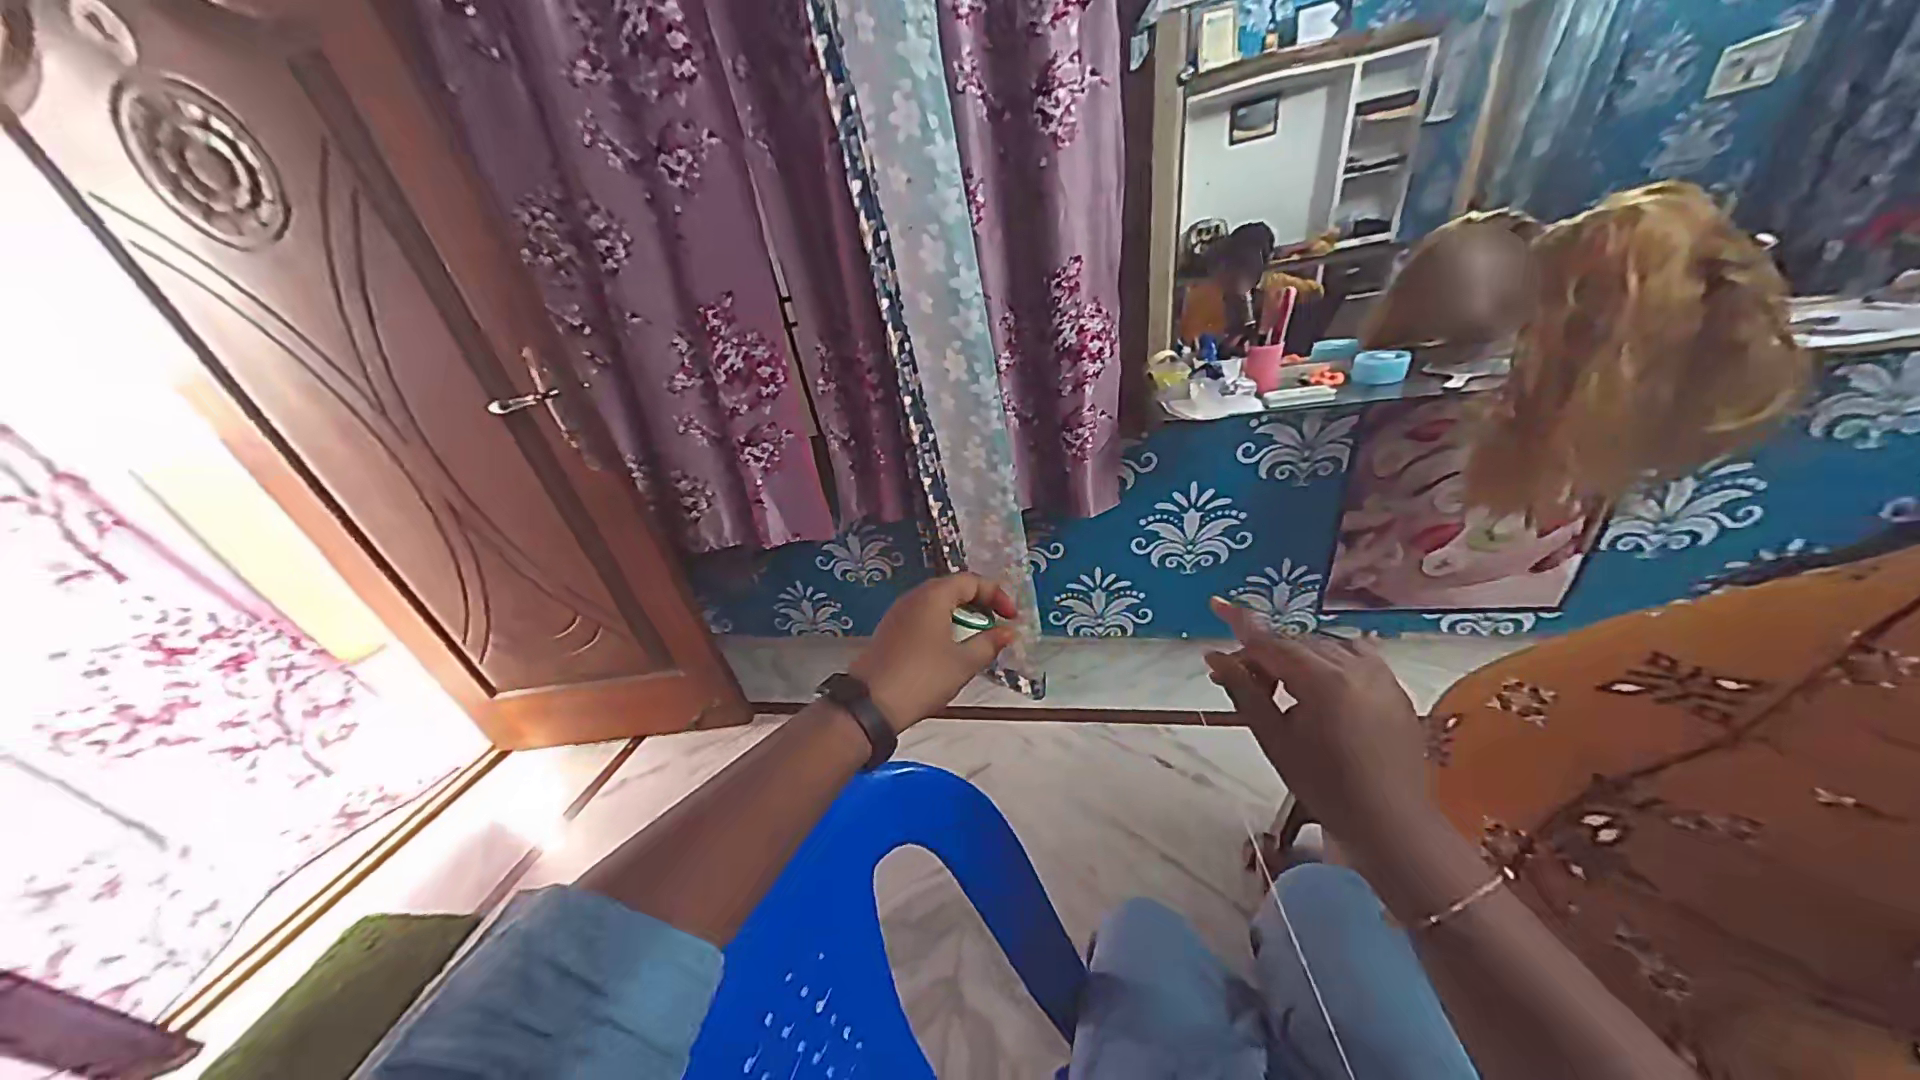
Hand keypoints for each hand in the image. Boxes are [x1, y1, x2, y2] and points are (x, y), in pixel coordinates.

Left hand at [850, 573, 1018, 732]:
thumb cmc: (922, 678)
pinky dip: (943, 626)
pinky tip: (951, 649)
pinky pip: (923, 618)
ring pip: (937, 604)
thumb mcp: (963, 663)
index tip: (1012, 617)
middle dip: (979, 604)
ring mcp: (898, 614)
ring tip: (978, 639)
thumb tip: (1008, 632)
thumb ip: (989, 643)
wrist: (870, 705)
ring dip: (961, 616)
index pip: (971, 581)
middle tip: (998, 625)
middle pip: (952, 589)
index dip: (996, 595)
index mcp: (933, 596)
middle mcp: (913, 597)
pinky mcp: (890, 631)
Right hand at [1206, 597, 1430, 855]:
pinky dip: (1327, 659)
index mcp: (1323, 680)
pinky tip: (1318, 682)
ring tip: (1280, 686)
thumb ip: (1244, 690)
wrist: (1391, 822)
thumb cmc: (1323, 784)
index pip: (1270, 641)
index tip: (1216, 603)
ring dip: (1295, 657)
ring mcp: (1380, 674)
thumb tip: (1215, 656)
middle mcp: (1354, 666)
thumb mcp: (1273, 737)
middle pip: (1295, 643)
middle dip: (1263, 655)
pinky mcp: (1394, 686)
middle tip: (1239, 679)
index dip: (1239, 622)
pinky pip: (1353, 655)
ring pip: (1323, 646)